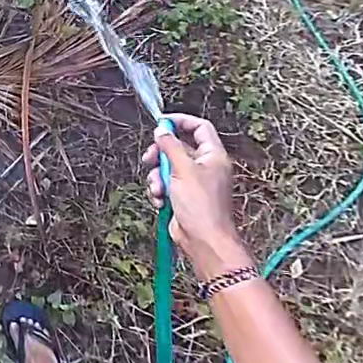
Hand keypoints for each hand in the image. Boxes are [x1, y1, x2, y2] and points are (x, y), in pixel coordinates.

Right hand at [140, 113, 252, 279]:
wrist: (203, 240)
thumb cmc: (201, 207)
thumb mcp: (182, 170)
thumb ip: (170, 146)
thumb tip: (161, 131)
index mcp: (212, 156)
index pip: (199, 127)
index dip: (181, 121)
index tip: (161, 122)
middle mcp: (205, 166)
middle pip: (178, 147)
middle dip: (161, 153)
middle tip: (150, 158)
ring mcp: (194, 182)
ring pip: (168, 166)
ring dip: (157, 176)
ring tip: (158, 188)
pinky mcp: (184, 196)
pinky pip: (166, 184)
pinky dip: (160, 190)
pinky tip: (160, 199)